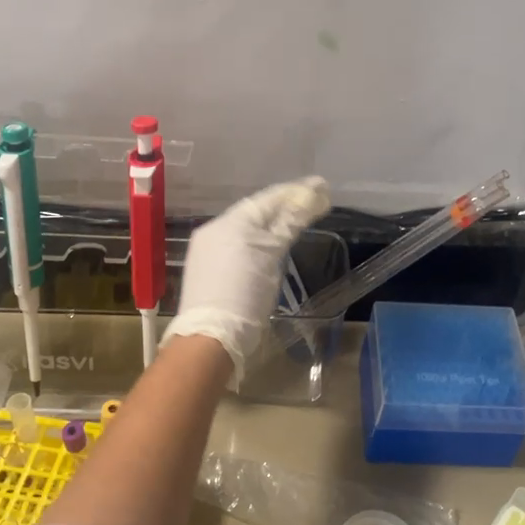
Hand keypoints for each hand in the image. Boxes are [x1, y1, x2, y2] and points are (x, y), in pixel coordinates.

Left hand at [161, 176, 330, 385]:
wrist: (210, 338)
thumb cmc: (245, 296)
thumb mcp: (272, 257)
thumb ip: (289, 223)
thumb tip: (309, 195)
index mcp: (230, 222)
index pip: (268, 199)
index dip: (295, 192)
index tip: (320, 187)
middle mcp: (214, 230)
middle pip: (255, 212)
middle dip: (283, 206)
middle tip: (311, 203)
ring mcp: (206, 250)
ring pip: (244, 229)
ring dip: (270, 224)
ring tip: (294, 221)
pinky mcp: (204, 270)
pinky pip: (235, 245)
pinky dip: (256, 241)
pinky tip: (268, 246)